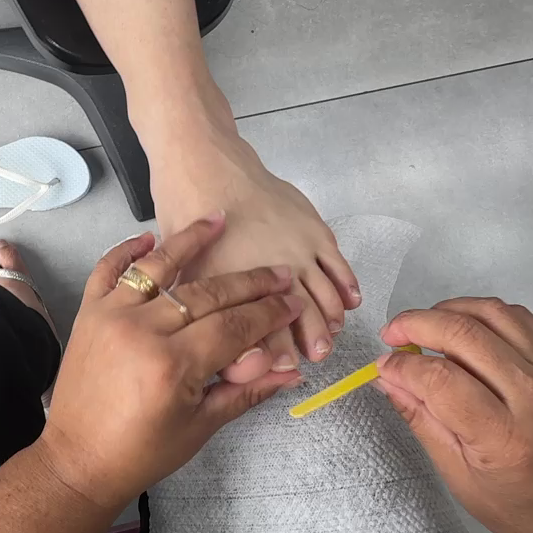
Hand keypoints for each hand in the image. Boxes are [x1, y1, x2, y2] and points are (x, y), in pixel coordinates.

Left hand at [34, 215, 304, 510]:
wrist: (78, 460)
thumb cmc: (143, 451)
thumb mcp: (201, 426)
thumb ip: (247, 390)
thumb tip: (294, 370)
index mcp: (173, 366)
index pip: (234, 327)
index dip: (269, 313)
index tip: (293, 301)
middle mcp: (142, 331)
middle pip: (206, 294)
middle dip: (249, 282)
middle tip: (280, 272)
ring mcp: (111, 316)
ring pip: (157, 267)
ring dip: (190, 240)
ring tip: (218, 219)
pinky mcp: (88, 312)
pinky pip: (108, 270)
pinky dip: (126, 250)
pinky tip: (151, 236)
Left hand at [151, 129, 359, 384]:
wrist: (205, 162)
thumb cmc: (186, 213)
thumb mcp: (183, 267)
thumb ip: (202, 306)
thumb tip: (220, 341)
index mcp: (243, 287)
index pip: (266, 332)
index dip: (279, 355)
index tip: (288, 369)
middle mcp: (278, 271)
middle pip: (303, 317)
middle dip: (311, 343)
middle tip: (315, 357)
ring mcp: (300, 249)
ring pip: (325, 295)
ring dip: (330, 320)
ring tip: (329, 337)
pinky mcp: (313, 227)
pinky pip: (338, 265)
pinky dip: (347, 286)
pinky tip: (349, 301)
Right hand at [373, 298, 532, 532]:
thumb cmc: (515, 507)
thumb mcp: (456, 473)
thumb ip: (419, 417)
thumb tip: (385, 374)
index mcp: (505, 437)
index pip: (440, 379)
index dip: (401, 365)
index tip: (382, 366)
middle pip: (463, 333)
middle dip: (415, 324)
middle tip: (391, 334)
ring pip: (491, 312)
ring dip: (447, 310)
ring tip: (423, 326)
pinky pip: (517, 316)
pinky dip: (481, 311)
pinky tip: (462, 327)